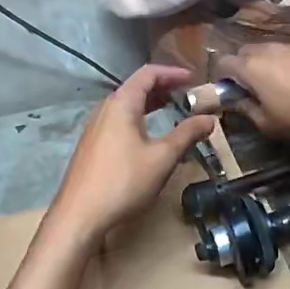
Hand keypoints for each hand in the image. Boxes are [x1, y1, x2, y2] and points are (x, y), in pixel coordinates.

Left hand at [49, 65, 217, 233]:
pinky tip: (150, 136)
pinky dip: (140, 118)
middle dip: (163, 87)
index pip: (148, 74)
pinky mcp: (93, 145)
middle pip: (136, 87)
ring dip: (151, 103)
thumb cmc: (123, 181)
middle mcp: (105, 109)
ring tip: (173, 110)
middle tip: (188, 94)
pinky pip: (119, 120)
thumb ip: (187, 134)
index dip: (172, 73)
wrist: (79, 216)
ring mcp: (95, 128)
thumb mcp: (163, 157)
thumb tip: (210, 118)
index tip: (193, 78)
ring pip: (127, 105)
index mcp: (121, 104)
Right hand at [213, 33, 289, 138]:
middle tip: (253, 89)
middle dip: (244, 67)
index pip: (223, 63)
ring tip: (280, 82)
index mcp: (249, 67)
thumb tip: (236, 102)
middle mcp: (267, 49)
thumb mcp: (268, 124)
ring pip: (271, 48)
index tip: (230, 93)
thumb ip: (246, 110)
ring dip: (269, 61)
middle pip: (246, 52)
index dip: (222, 78)